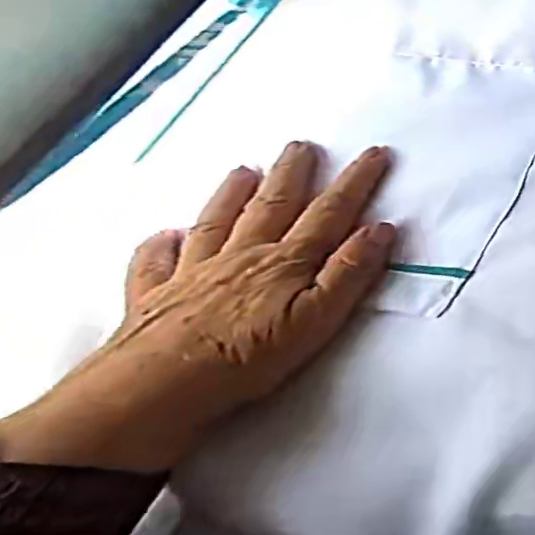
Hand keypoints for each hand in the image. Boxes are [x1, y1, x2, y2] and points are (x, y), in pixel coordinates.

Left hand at [0, 142, 396, 472]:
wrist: (157, 389)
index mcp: (286, 261)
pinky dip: (161, 244)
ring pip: (218, 221)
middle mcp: (243, 255)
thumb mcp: (319, 319)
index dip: (356, 181)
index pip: (330, 212)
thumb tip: (379, 228)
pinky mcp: (155, 296)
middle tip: (302, 145)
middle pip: (274, 204)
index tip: (375, 153)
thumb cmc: (250, 358)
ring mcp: (194, 272)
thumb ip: (350, 272)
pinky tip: (164, 234)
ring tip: (244, 170)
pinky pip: (156, 262)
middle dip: (293, 172)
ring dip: (233, 193)